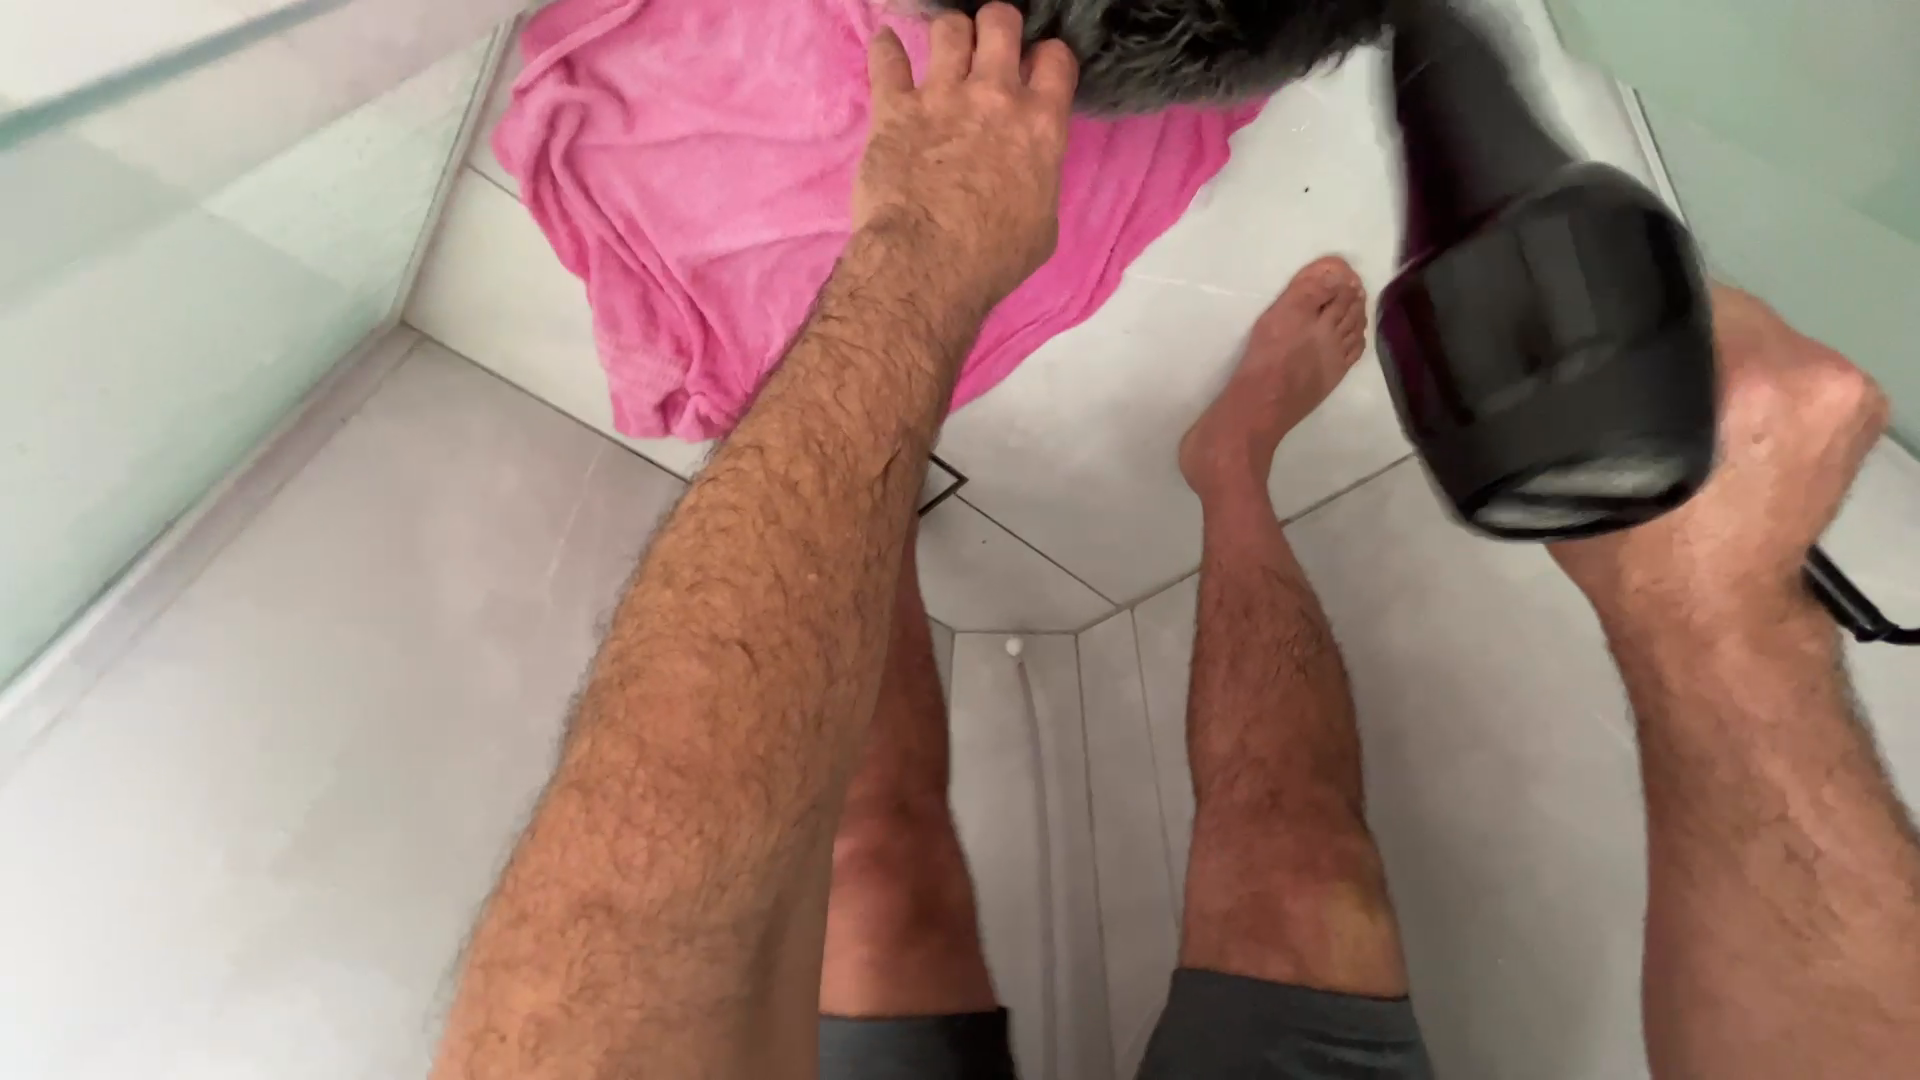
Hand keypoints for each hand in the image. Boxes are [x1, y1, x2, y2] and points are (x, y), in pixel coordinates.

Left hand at [853, 3, 1078, 309]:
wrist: (928, 264)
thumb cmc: (991, 260)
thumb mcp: (1041, 230)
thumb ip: (1039, 187)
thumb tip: (1030, 180)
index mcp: (1039, 126)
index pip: (1055, 59)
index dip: (1046, 61)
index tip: (1035, 74)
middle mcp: (994, 96)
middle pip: (1001, 22)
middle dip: (996, 30)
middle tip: (987, 53)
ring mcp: (941, 97)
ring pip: (949, 28)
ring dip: (948, 36)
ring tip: (942, 56)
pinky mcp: (894, 109)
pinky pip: (885, 57)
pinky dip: (885, 51)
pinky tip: (887, 53)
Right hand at [1551, 286, 1887, 632]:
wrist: (1709, 609)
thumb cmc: (1634, 552)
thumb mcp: (1576, 473)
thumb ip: (1583, 407)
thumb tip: (1559, 366)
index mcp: (1748, 385)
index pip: (1689, 297)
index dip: (1632, 306)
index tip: (1594, 327)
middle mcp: (1813, 376)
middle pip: (1730, 310)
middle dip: (1673, 333)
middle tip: (1620, 369)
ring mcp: (1848, 392)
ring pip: (1761, 334)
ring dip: (1710, 354)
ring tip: (1661, 395)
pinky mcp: (1859, 409)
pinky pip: (1789, 364)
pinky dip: (1747, 375)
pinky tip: (1707, 411)